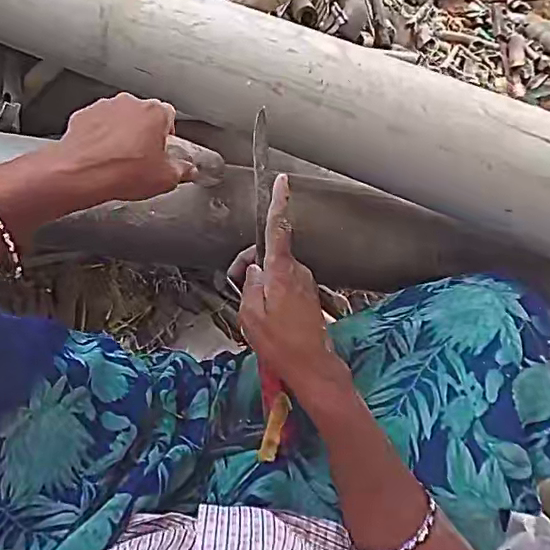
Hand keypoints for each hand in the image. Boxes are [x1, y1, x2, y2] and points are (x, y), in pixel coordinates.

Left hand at [53, 93, 198, 203]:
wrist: (80, 174)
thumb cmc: (120, 172)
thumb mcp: (165, 179)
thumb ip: (182, 170)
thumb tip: (186, 170)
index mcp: (155, 113)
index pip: (170, 117)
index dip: (168, 136)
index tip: (164, 152)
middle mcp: (130, 104)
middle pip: (144, 116)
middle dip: (144, 134)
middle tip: (142, 159)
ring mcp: (104, 108)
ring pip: (119, 119)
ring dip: (121, 135)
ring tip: (119, 161)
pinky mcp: (83, 116)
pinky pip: (97, 125)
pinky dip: (99, 138)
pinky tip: (100, 158)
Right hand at [235, 175, 356, 418]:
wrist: (313, 367)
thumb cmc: (281, 344)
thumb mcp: (251, 315)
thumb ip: (249, 285)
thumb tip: (253, 270)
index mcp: (282, 271)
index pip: (278, 229)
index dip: (279, 202)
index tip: (282, 182)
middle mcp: (298, 272)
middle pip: (269, 251)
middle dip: (251, 262)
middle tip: (237, 285)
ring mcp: (307, 283)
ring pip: (277, 269)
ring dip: (262, 280)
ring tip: (254, 307)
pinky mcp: (310, 294)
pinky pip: (286, 282)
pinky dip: (273, 290)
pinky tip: (268, 313)